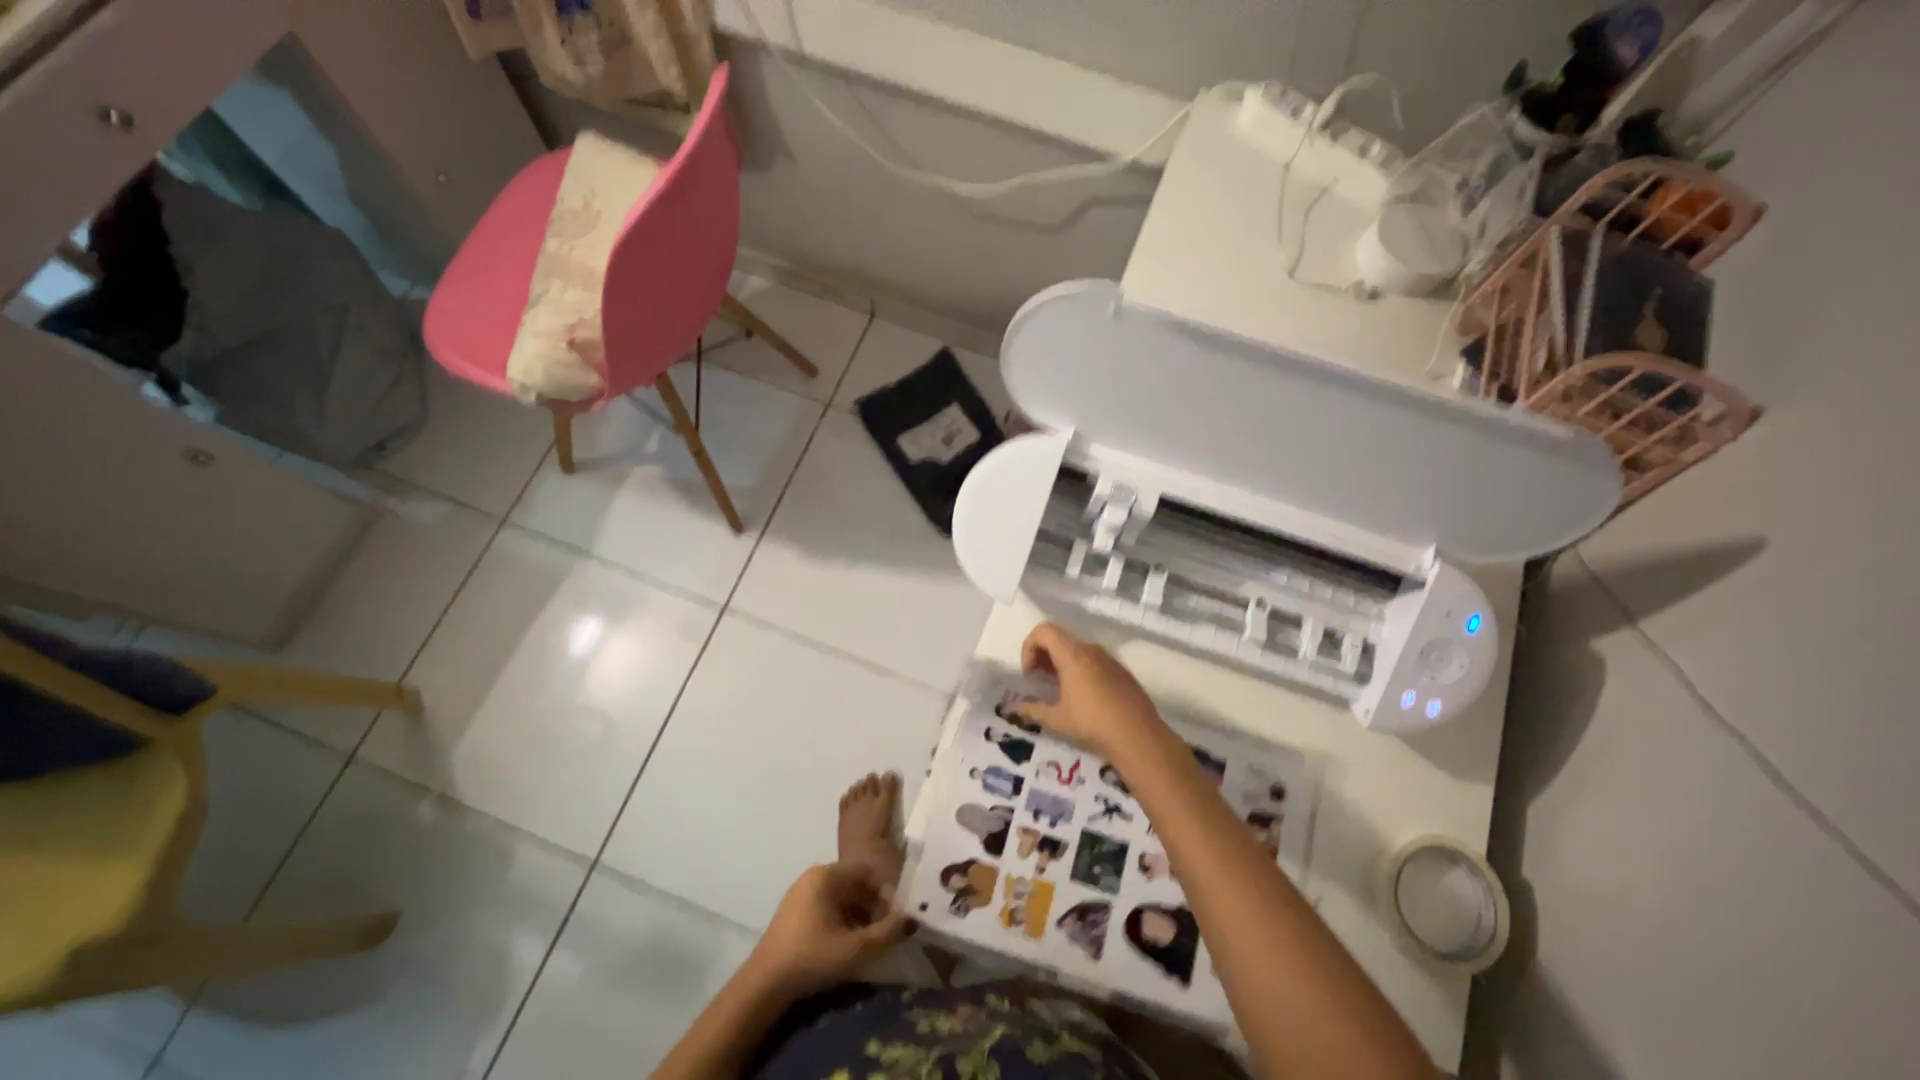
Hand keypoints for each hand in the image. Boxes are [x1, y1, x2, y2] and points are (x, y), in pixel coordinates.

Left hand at [746, 863, 910, 997]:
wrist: (765, 984)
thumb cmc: (812, 958)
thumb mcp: (856, 948)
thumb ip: (888, 932)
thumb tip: (913, 919)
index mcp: (826, 875)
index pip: (869, 871)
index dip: (889, 891)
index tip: (900, 915)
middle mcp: (814, 877)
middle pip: (857, 884)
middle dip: (876, 906)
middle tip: (890, 931)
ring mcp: (803, 894)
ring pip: (845, 898)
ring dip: (863, 916)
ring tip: (873, 941)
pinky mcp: (797, 912)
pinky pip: (830, 907)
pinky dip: (846, 922)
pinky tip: (852, 945)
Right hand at [1014, 623, 1166, 761]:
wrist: (1138, 736)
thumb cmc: (1092, 724)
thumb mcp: (1057, 719)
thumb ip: (1032, 710)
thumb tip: (1013, 709)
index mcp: (1072, 655)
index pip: (1043, 630)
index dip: (1029, 647)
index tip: (1030, 674)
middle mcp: (1090, 649)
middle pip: (1059, 637)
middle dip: (1042, 654)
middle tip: (1038, 680)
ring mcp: (1108, 658)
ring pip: (1077, 648)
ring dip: (1061, 661)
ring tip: (1058, 688)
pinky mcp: (1120, 670)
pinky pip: (1093, 658)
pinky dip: (1079, 667)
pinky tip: (1082, 695)